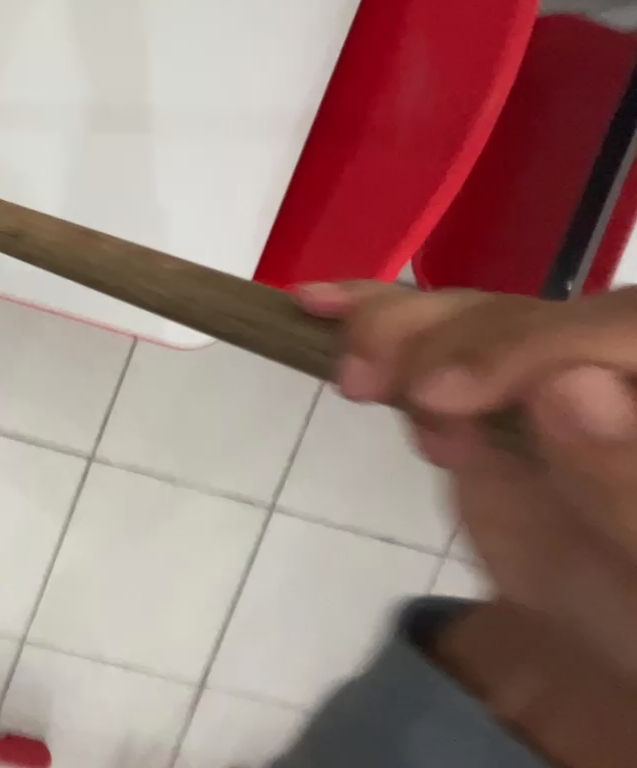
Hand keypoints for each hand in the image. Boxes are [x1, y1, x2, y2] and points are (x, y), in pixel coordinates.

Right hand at [295, 282, 636, 680]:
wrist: (591, 617)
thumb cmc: (626, 600)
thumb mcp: (634, 563)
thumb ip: (616, 480)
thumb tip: (574, 384)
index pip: (619, 330)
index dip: (528, 344)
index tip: (437, 396)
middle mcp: (611, 362)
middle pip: (530, 313)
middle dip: (440, 342)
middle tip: (370, 391)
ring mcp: (542, 361)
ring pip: (469, 311)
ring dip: (391, 331)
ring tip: (355, 382)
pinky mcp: (474, 368)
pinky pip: (427, 322)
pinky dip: (365, 308)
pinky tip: (316, 304)